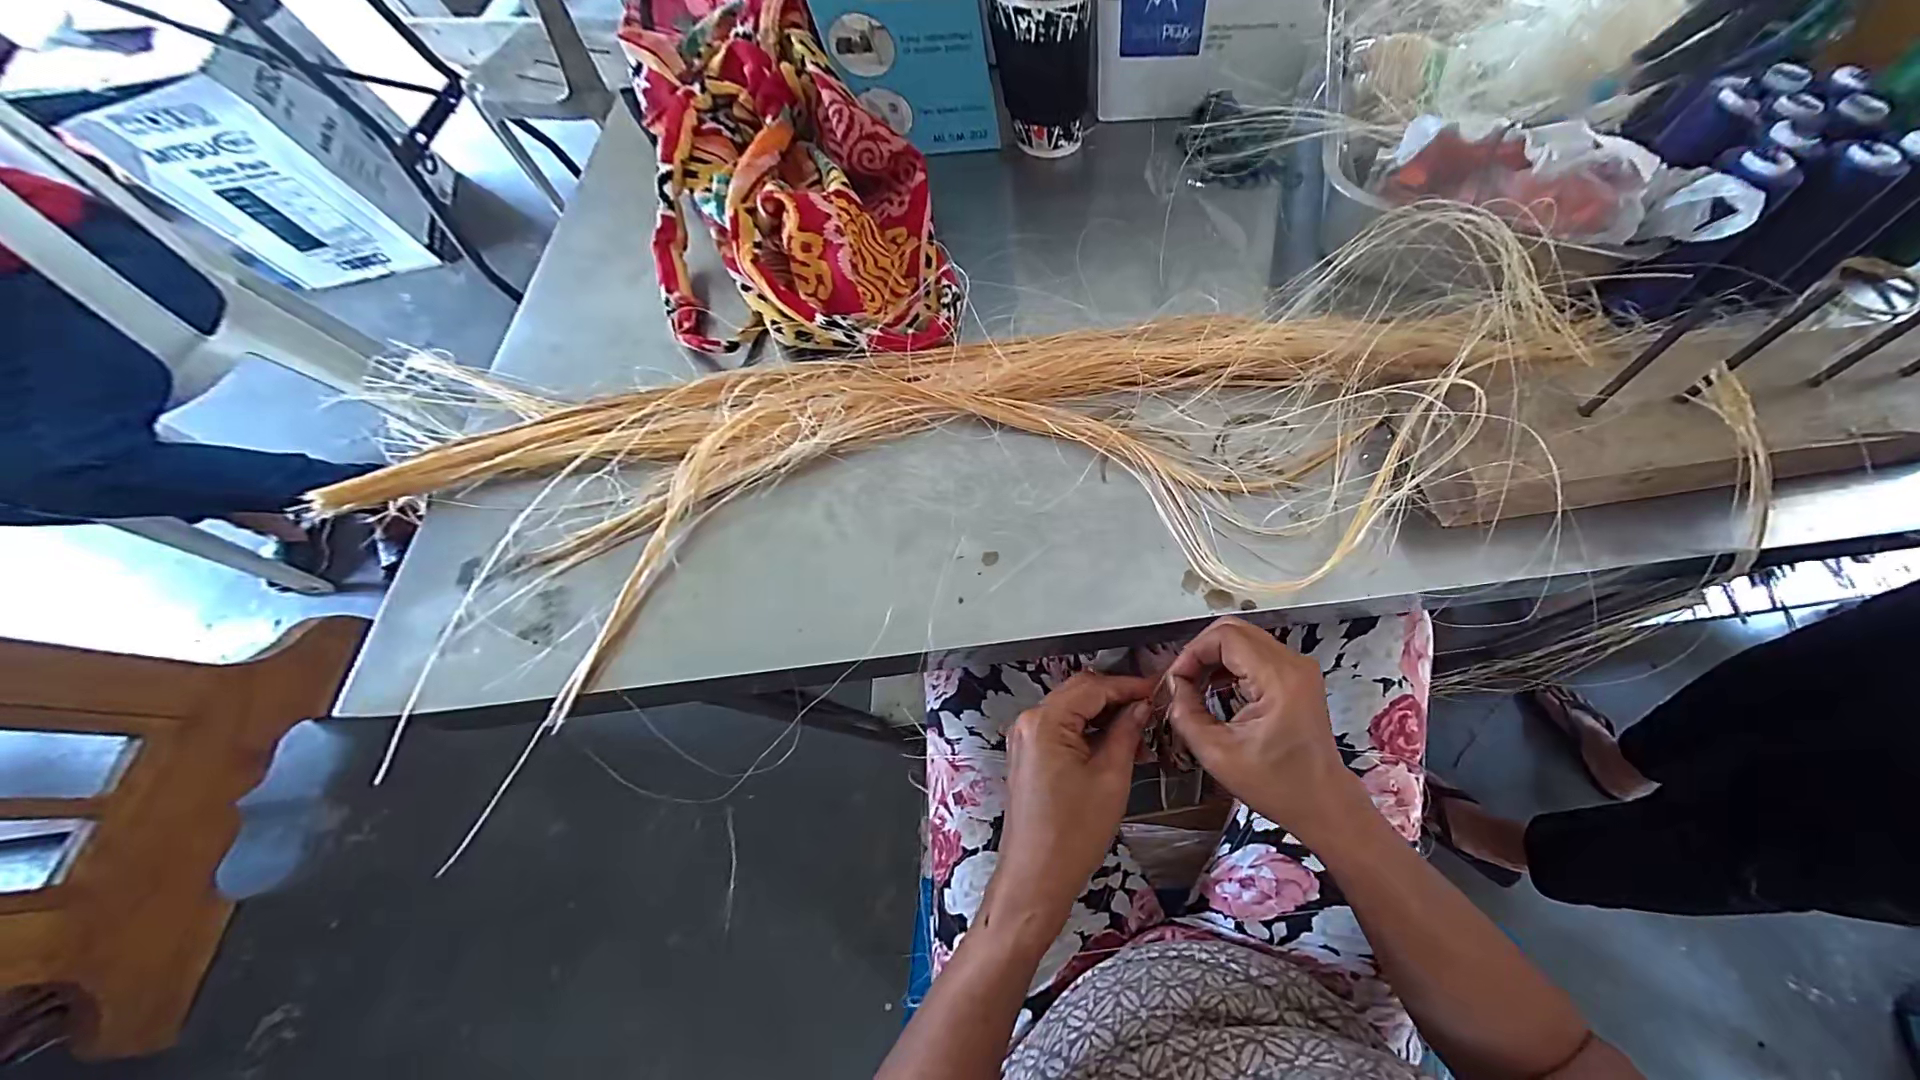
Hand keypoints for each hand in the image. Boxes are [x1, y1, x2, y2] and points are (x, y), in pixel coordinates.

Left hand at [980, 673, 1152, 937]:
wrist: (1036, 877)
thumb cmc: (1073, 832)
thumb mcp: (1111, 777)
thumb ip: (1126, 732)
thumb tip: (1141, 707)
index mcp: (1045, 721)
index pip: (1092, 686)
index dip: (1128, 685)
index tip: (1157, 688)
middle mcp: (1028, 722)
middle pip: (1079, 693)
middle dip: (1116, 698)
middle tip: (1152, 708)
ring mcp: (1025, 738)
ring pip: (1071, 711)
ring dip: (1104, 716)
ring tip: (1140, 732)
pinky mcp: (1029, 755)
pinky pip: (1062, 730)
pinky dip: (1088, 732)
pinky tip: (1116, 745)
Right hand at [1164, 617, 1368, 843]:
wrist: (1323, 803)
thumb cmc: (1274, 784)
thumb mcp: (1216, 753)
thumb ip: (1185, 713)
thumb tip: (1174, 685)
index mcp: (1279, 679)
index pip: (1225, 637)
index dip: (1192, 652)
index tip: (1177, 681)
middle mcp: (1293, 664)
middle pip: (1233, 630)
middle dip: (1200, 651)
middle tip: (1183, 680)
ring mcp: (1299, 667)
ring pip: (1243, 638)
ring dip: (1213, 657)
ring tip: (1196, 686)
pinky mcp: (1297, 675)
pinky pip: (1254, 652)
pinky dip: (1229, 663)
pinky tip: (1216, 689)